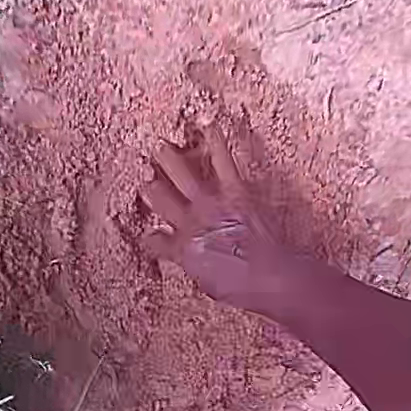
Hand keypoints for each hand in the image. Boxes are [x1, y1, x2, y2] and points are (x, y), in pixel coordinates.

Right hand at [139, 130, 303, 314]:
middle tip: (138, 171)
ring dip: (168, 159)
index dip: (147, 234)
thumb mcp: (203, 280)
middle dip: (148, 185)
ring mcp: (211, 203)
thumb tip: (167, 248)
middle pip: (159, 196)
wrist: (272, 276)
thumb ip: (183, 259)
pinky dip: (214, 142)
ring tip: (159, 144)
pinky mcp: (234, 190)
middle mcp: (189, 222)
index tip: (145, 232)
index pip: (153, 239)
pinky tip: (207, 125)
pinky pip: (221, 161)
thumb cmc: (239, 285)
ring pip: (181, 174)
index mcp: (180, 249)